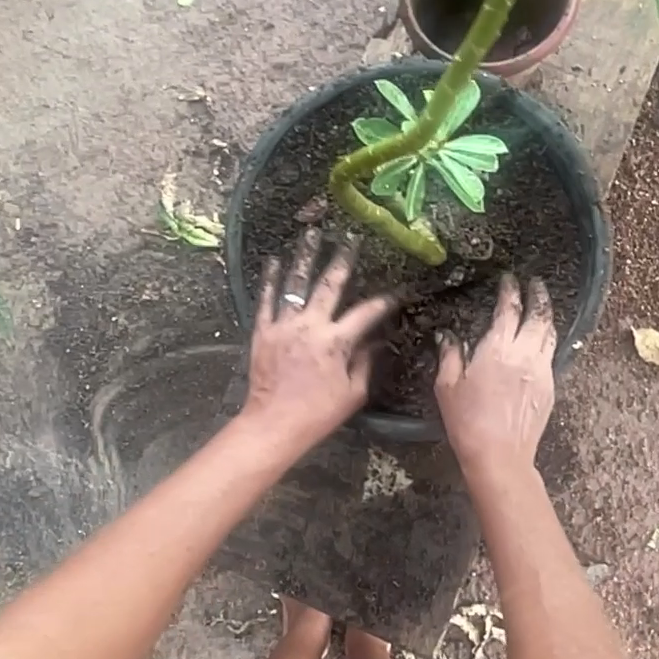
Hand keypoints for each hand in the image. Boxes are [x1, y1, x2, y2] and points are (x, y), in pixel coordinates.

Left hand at [239, 229, 394, 444]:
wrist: (274, 424)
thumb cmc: (318, 414)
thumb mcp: (352, 393)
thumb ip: (365, 363)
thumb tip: (374, 342)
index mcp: (336, 342)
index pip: (365, 313)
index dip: (383, 301)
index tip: (396, 292)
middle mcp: (310, 327)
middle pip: (329, 285)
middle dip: (342, 260)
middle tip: (350, 238)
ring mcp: (284, 326)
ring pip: (296, 284)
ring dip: (305, 258)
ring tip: (312, 235)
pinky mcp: (263, 332)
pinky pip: (266, 300)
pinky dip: (270, 279)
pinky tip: (273, 261)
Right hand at [435, 274, 556, 471]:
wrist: (500, 455)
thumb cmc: (467, 421)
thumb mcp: (447, 386)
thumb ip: (449, 355)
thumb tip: (448, 336)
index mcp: (496, 349)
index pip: (509, 309)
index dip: (510, 291)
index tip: (509, 279)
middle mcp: (524, 354)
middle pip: (539, 315)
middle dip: (538, 295)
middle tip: (535, 284)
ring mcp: (541, 370)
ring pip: (550, 333)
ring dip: (547, 316)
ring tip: (542, 307)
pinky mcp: (549, 387)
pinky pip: (551, 354)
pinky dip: (547, 340)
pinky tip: (540, 342)